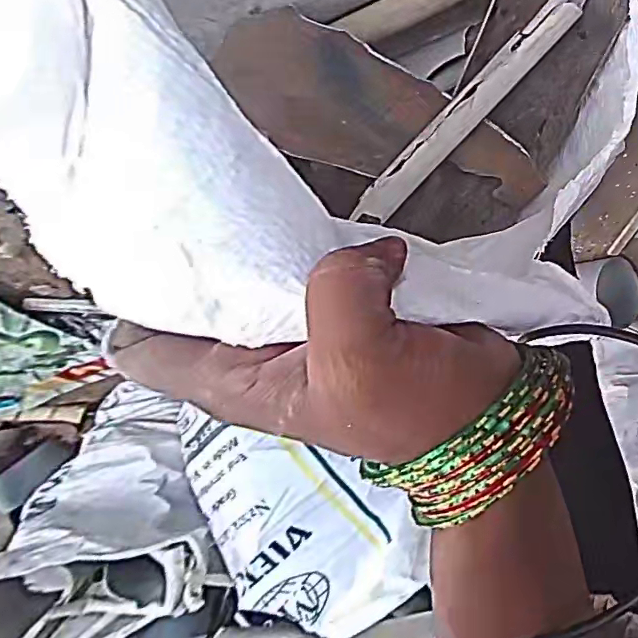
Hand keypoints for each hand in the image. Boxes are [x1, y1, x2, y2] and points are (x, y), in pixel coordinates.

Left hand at [111, 237, 522, 463]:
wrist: (488, 408)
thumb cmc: (420, 413)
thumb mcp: (359, 360)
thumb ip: (340, 291)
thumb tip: (364, 252)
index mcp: (239, 382)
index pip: (149, 342)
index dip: (150, 296)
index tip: (176, 251)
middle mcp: (272, 355)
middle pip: (225, 292)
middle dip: (247, 255)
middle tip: (272, 224)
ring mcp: (323, 332)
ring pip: (292, 274)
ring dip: (318, 253)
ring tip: (338, 241)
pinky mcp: (369, 313)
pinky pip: (349, 270)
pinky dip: (365, 257)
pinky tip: (382, 255)